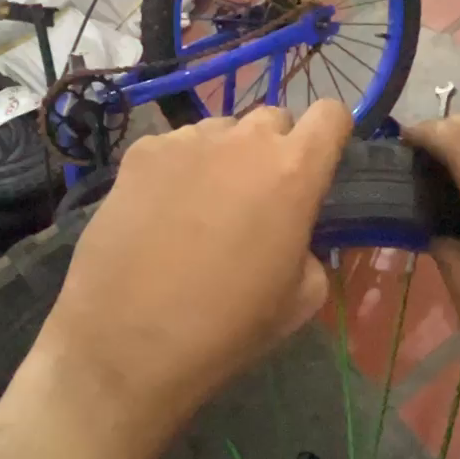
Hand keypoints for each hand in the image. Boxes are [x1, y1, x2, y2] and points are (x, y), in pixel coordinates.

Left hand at [28, 101, 351, 458]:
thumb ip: (312, 246)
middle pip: (274, 119)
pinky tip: (161, 212)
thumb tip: (296, 233)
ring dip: (225, 157)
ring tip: (202, 207)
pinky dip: (179, 168)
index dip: (331, 136)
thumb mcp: (303, 297)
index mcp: (294, 170)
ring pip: (222, 131)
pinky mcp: (140, 151)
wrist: (127, 344)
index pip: (332, 114)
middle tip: (258, 198)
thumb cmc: (227, 327)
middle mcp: (244, 139)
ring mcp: (187, 140)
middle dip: (275, 150)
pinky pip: (176, 146)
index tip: (319, 166)